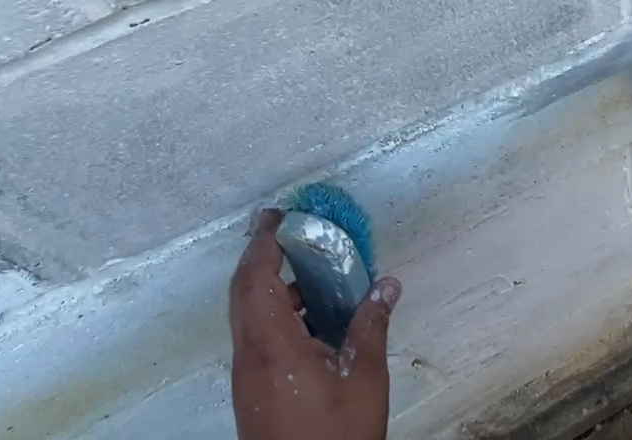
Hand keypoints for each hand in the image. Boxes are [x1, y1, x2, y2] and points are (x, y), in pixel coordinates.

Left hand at [230, 210, 401, 439]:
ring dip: (270, 281)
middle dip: (261, 253)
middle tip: (289, 226)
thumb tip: (387, 285)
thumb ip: (370, 328)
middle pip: (243, 290)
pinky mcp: (254, 388)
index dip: (263, 242)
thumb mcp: (364, 380)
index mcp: (271, 347)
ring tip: (309, 262)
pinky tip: (312, 311)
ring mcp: (248, 374)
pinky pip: (257, 332)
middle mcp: (250, 355)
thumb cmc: (335, 436)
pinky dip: (277, 308)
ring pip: (248, 312)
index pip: (256, 279)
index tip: (279, 214)